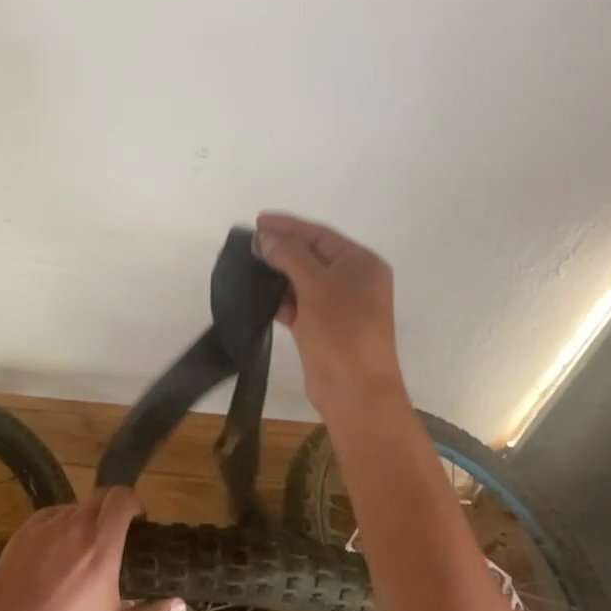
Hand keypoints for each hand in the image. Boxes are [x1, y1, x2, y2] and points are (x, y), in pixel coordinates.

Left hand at [0, 487, 184, 610]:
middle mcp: (72, 528)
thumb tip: (180, 604)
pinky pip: (47, 519)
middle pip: (99, 497)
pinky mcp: (19, 537)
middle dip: (112, 510)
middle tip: (116, 538)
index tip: (139, 523)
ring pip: (72, 508)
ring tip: (84, 553)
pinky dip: (58, 528)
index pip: (121, 498)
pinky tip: (57, 557)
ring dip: (85, 520)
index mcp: (100, 547)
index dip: (134, 504)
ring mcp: (42, 530)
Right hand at [255, 212, 406, 415]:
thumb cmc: (341, 330)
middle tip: (249, 243)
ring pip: (304, 281)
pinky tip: (258, 295)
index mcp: (362, 264)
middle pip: (313, 256)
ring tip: (248, 264)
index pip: (320, 235)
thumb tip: (264, 236)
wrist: (355, 390)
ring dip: (279, 273)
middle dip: (282, 248)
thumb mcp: (315, 285)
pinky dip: (281, 299)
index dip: (289, 226)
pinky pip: (299, 304)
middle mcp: (354, 281)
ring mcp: (340, 307)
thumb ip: (288, 254)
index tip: (258, 220)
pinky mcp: (323, 329)